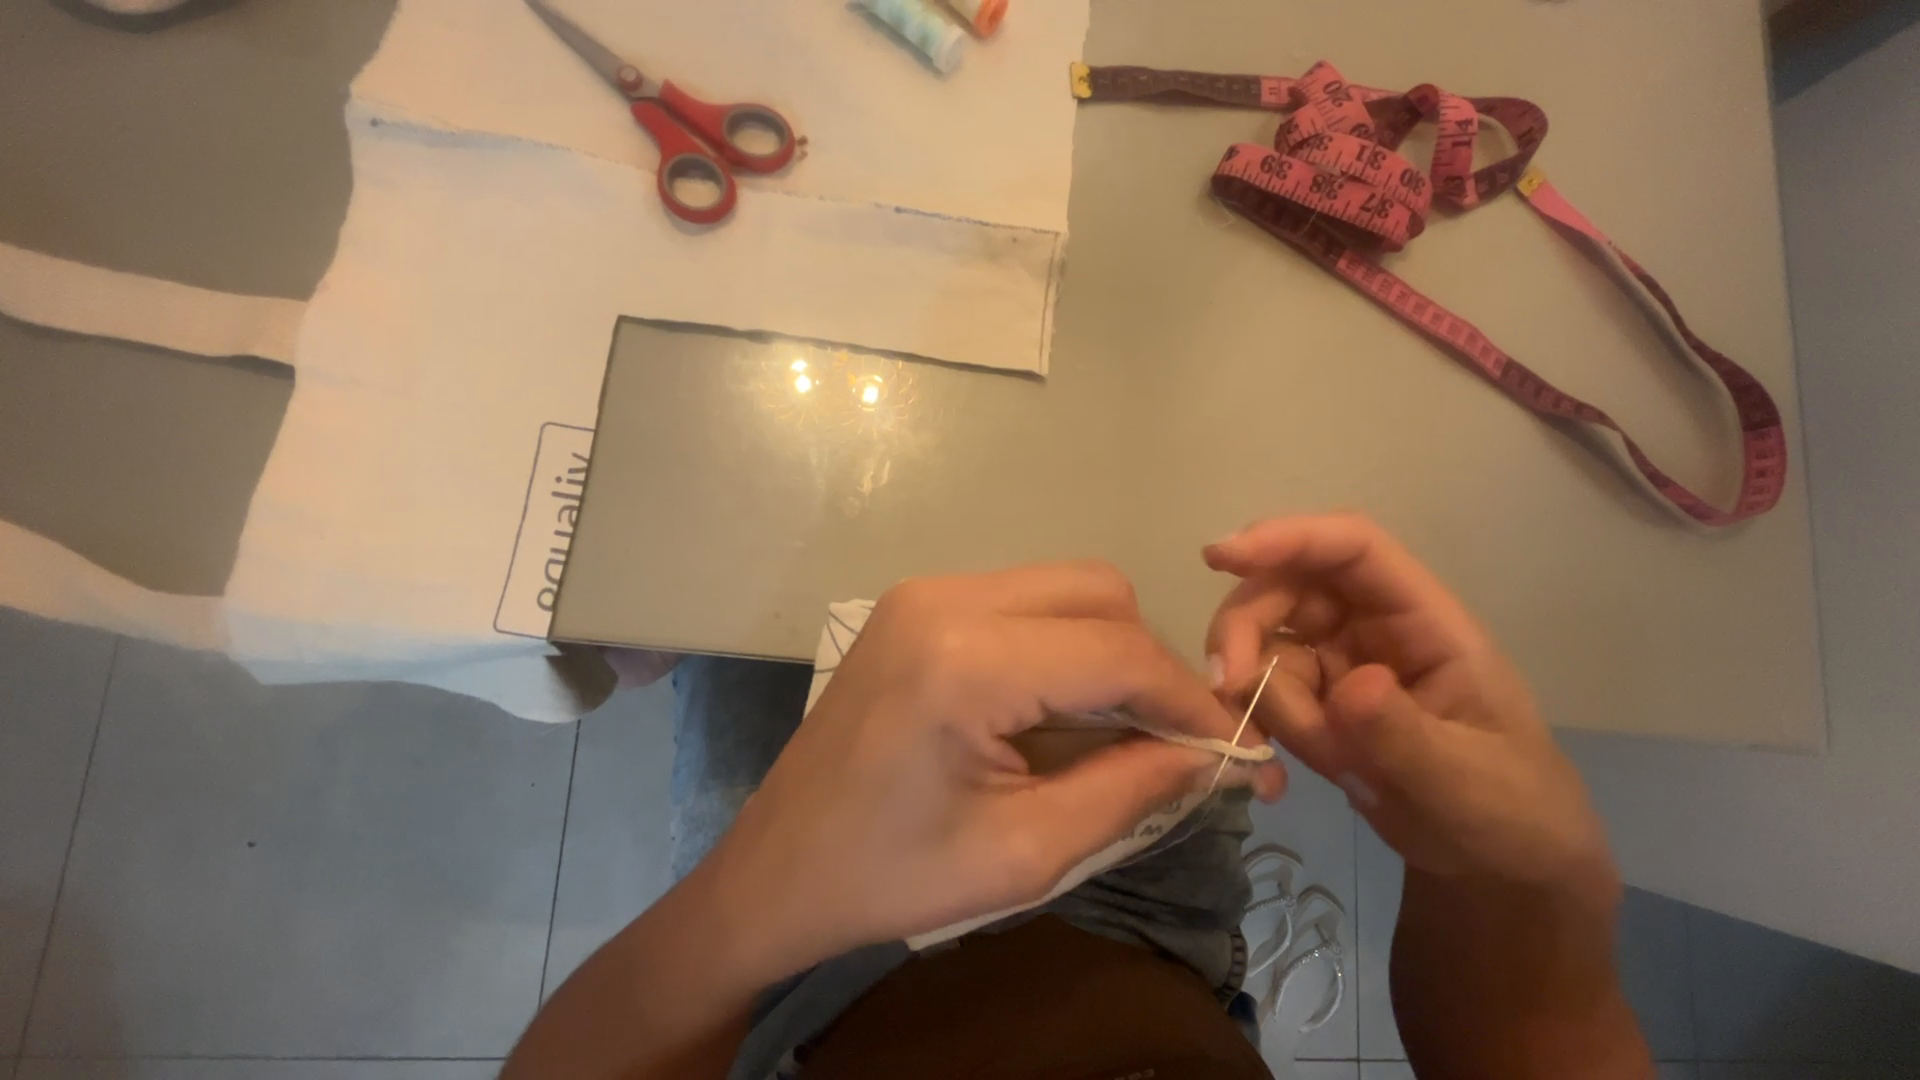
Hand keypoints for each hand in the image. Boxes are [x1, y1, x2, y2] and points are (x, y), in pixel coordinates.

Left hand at [702, 561, 1285, 973]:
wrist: (778, 867)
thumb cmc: (893, 876)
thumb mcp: (1027, 852)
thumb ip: (1131, 789)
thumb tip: (1209, 751)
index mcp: (967, 660)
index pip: (1120, 653)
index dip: (1190, 699)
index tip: (1231, 748)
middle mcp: (946, 598)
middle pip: (1099, 594)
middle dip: (1148, 665)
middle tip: (1167, 740)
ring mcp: (924, 592)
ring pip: (1064, 589)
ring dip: (1106, 650)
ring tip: (1114, 729)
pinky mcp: (915, 604)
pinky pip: (1021, 602)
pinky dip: (1060, 645)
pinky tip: (1054, 708)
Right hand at [1203, 514, 1615, 901]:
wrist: (1494, 867)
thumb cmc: (1509, 813)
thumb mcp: (1467, 785)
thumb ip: (1404, 737)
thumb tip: (1350, 687)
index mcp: (1424, 621)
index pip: (1353, 549)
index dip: (1288, 538)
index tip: (1220, 557)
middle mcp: (1371, 628)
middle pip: (1285, 587)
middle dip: (1245, 629)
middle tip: (1227, 689)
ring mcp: (1336, 662)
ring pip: (1260, 639)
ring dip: (1251, 693)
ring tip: (1276, 762)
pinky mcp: (1310, 699)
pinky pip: (1259, 691)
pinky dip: (1251, 727)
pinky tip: (1275, 780)